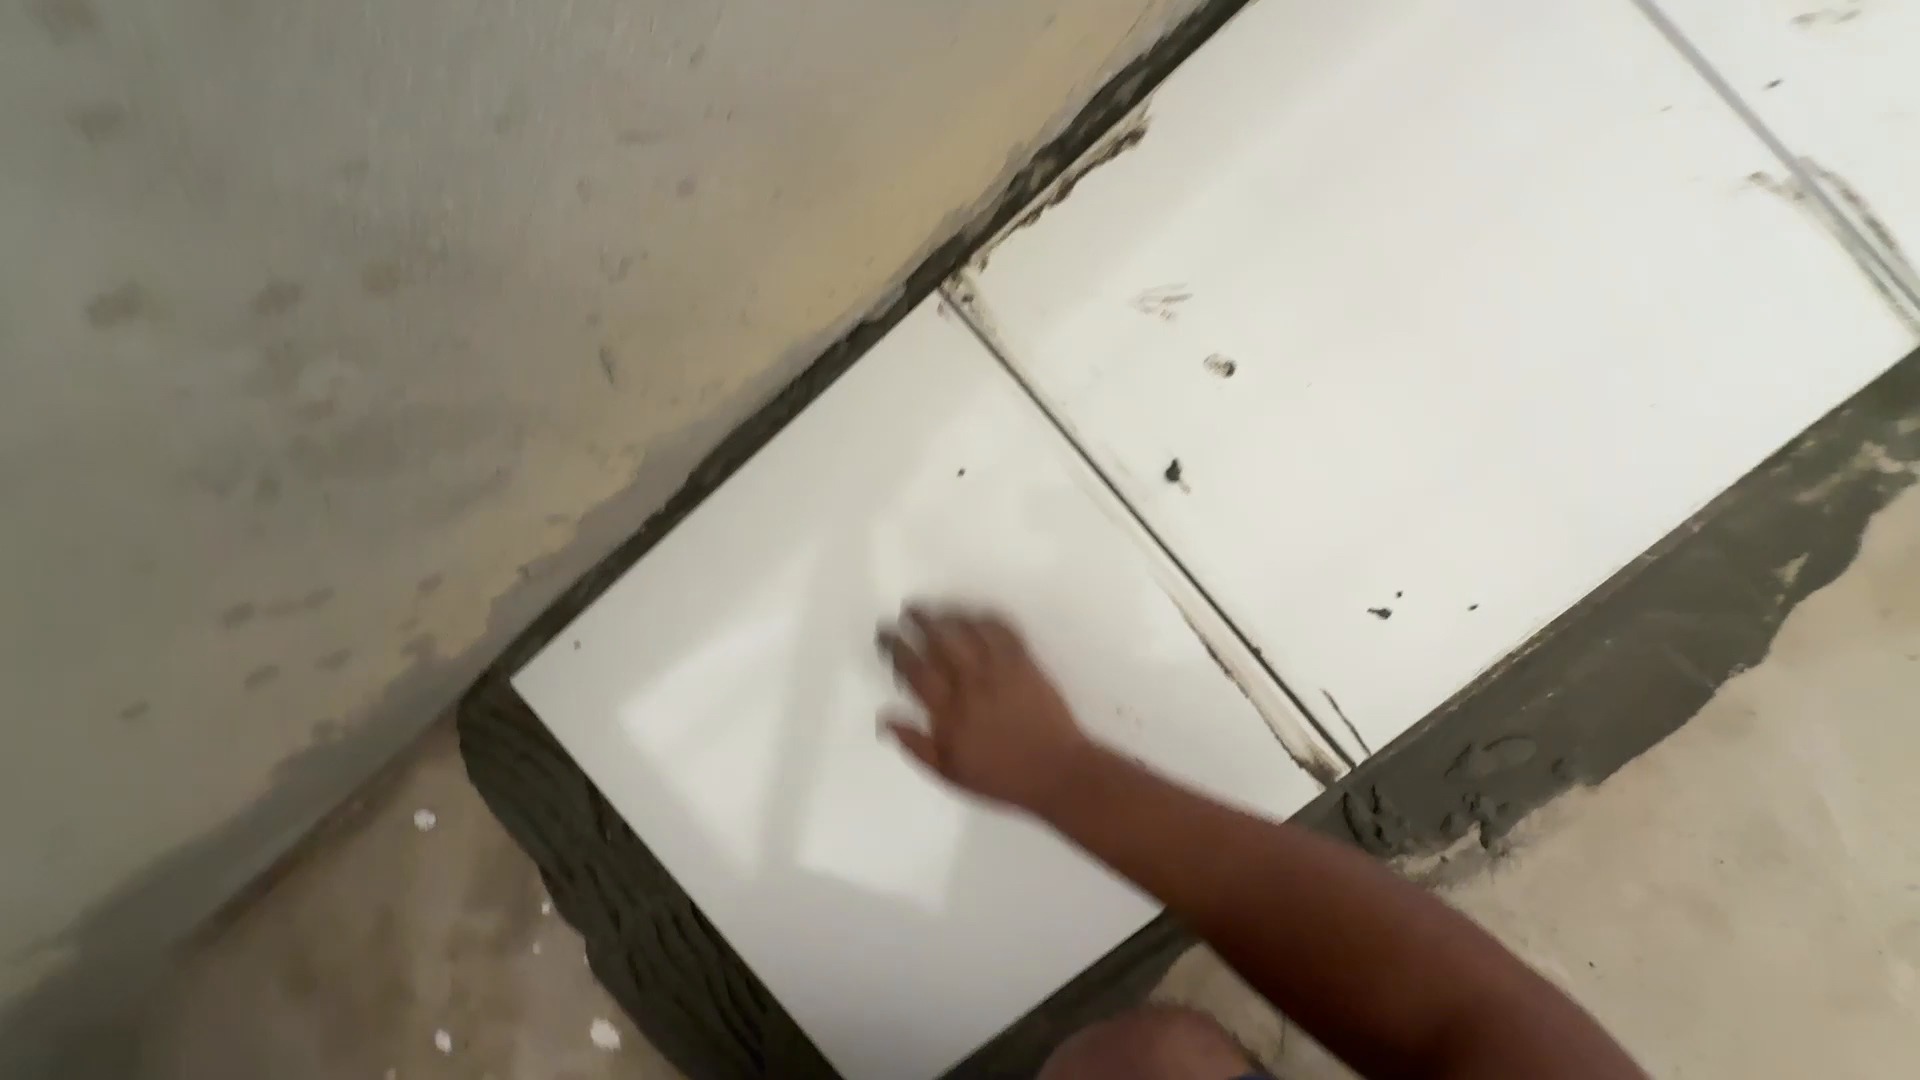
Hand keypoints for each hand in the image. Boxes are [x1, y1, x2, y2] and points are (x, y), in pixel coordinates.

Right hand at [877, 605, 1096, 812]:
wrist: (1057, 772)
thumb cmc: (1000, 777)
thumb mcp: (950, 773)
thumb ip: (915, 745)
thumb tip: (884, 718)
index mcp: (948, 712)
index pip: (915, 670)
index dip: (897, 648)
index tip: (886, 633)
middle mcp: (971, 685)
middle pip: (939, 642)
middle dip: (920, 622)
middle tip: (908, 609)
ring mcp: (1000, 671)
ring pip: (969, 631)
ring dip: (950, 616)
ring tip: (938, 609)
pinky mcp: (1026, 664)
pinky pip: (1004, 632)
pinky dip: (988, 619)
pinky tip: (977, 615)